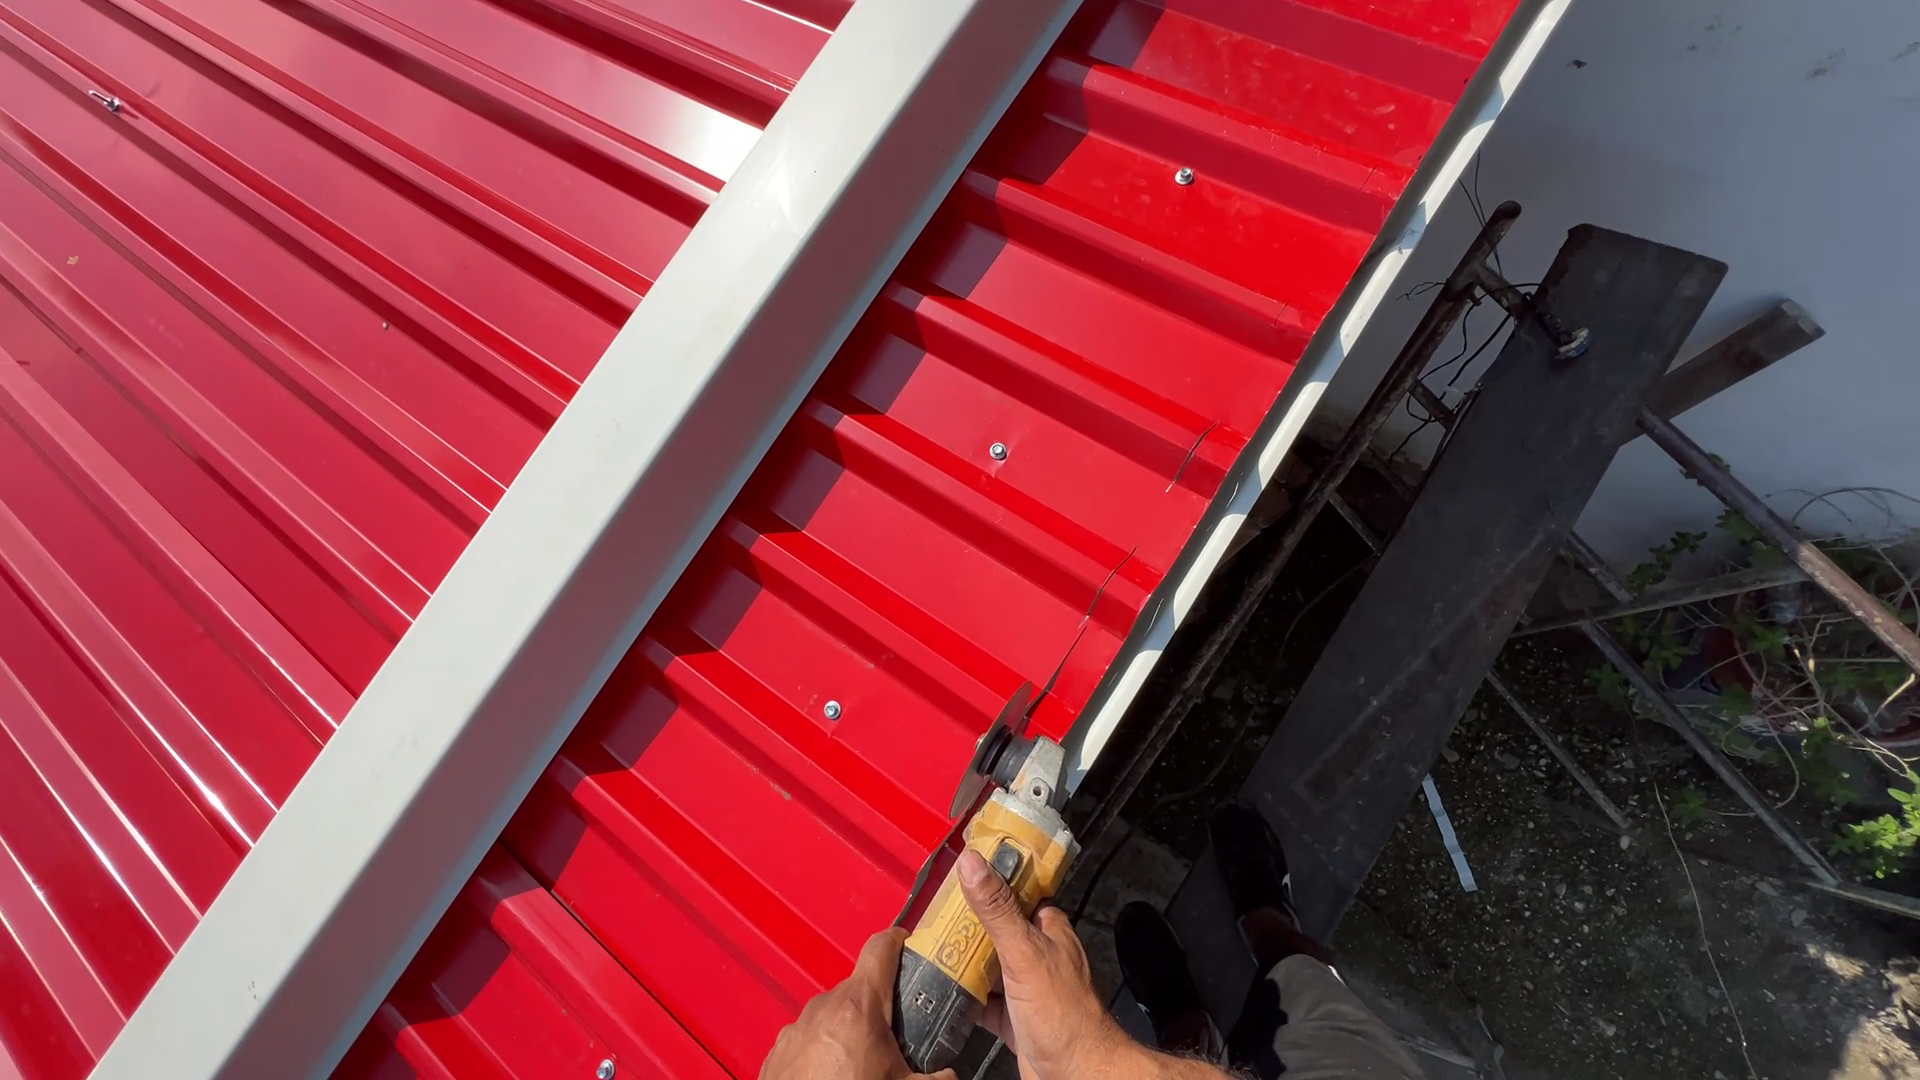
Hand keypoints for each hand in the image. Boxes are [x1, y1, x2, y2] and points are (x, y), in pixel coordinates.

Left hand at [760, 928, 957, 1079]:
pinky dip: (822, 1049)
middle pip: (859, 987)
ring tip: (861, 1062)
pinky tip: (833, 1074)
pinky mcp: (780, 1050)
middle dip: (877, 1006)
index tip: (908, 945)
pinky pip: (808, 1036)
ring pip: (832, 1013)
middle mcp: (825, 1006)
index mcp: (859, 1006)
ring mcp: (799, 1027)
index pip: (881, 947)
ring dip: (848, 1029)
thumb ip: (935, 1077)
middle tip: (894, 1033)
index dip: (897, 941)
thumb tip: (951, 1075)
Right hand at [956, 851, 1135, 1079]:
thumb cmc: (1064, 1013)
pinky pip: (984, 1001)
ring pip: (988, 964)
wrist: (1077, 1075)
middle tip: (935, 915)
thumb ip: (997, 909)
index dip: (989, 879)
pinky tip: (945, 991)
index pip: (1015, 890)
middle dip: (968, 923)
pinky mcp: (1014, 1017)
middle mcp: (1037, 952)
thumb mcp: (1025, 952)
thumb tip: (973, 864)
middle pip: (996, 927)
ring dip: (964, 960)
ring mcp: (1025, 986)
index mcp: (1047, 927)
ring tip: (933, 947)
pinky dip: (965, 996)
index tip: (958, 872)